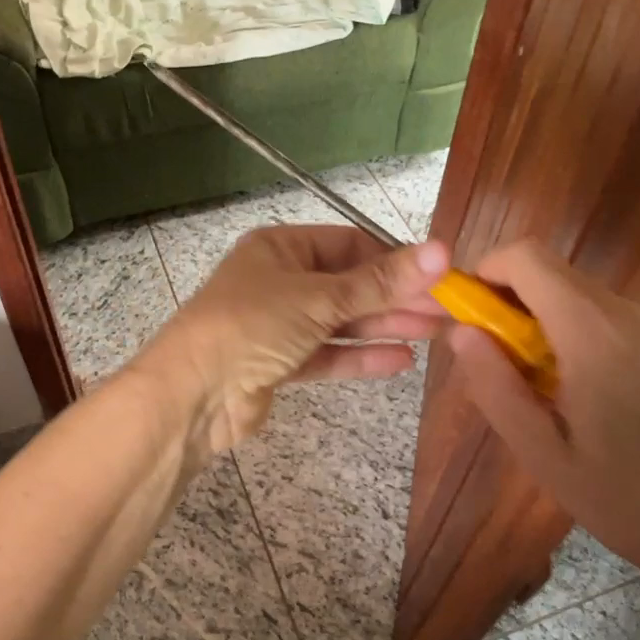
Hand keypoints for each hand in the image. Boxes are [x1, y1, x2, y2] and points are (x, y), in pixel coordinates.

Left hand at [134, 225, 450, 455]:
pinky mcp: (278, 364)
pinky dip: (359, 356)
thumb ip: (380, 282)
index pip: (348, 244)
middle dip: (395, 297)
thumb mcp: (319, 298)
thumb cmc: (251, 326)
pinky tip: (400, 361)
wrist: (192, 394)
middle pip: (348, 284)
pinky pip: (327, 355)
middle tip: (447, 311)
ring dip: (384, 326)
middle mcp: (279, 280)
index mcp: (281, 248)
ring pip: (340, 321)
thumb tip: (442, 251)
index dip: (392, 259)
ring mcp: (278, 324)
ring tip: (436, 333)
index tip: (436, 276)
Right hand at [447, 241, 639, 602]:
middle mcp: (625, 313)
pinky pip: (597, 318)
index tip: (462, 321)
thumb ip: (496, 386)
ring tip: (528, 392)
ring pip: (570, 295)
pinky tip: (568, 398)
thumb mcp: (545, 455)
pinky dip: (564, 336)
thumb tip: (460, 331)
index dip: (482, 273)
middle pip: (546, 272)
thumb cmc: (634, 504)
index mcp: (593, 331)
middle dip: (503, 304)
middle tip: (489, 368)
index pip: (525, 257)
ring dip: (533, 324)